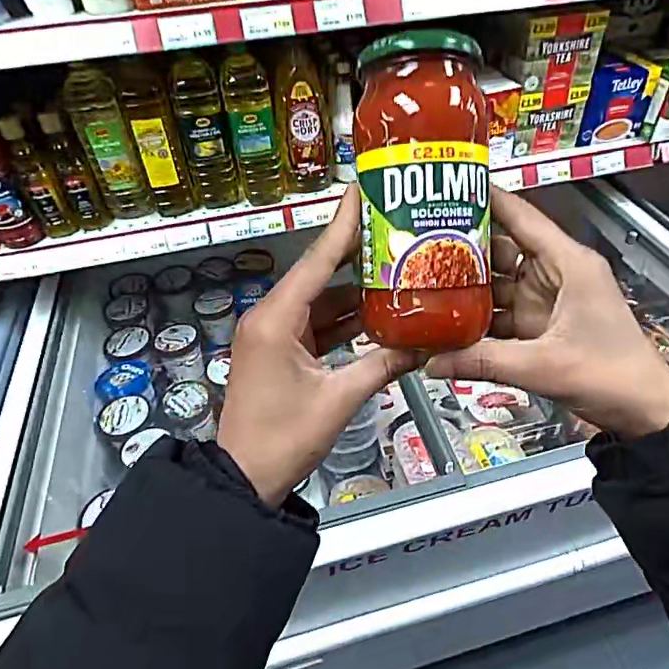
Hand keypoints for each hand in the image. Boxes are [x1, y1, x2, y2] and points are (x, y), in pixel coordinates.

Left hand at [219, 187, 422, 505]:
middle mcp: (270, 316)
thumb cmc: (283, 438)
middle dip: (355, 254)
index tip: (363, 191)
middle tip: (393, 228)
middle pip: (319, 275)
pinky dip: (343, 320)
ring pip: (319, 302)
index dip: (343, 225)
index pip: (316, 260)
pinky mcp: (279, 351)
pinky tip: (376, 313)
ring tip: (396, 270)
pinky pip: (315, 325)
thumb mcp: (338, 400)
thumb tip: (424, 345)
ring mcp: (273, 334)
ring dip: (354, 292)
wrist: (244, 477)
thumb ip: (382, 365)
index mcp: (276, 318)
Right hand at [425, 186, 668, 438]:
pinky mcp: (539, 327)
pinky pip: (500, 315)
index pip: (522, 219)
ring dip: (466, 287)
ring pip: (497, 285)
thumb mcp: (543, 365)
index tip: (452, 185)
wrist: (644, 413)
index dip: (488, 199)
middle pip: (501, 251)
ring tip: (424, 281)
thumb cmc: (614, 374)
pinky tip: (446, 321)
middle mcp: (555, 275)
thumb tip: (433, 362)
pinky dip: (476, 319)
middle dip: (463, 248)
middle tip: (421, 243)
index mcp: (568, 265)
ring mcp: (545, 302)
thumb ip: (483, 361)